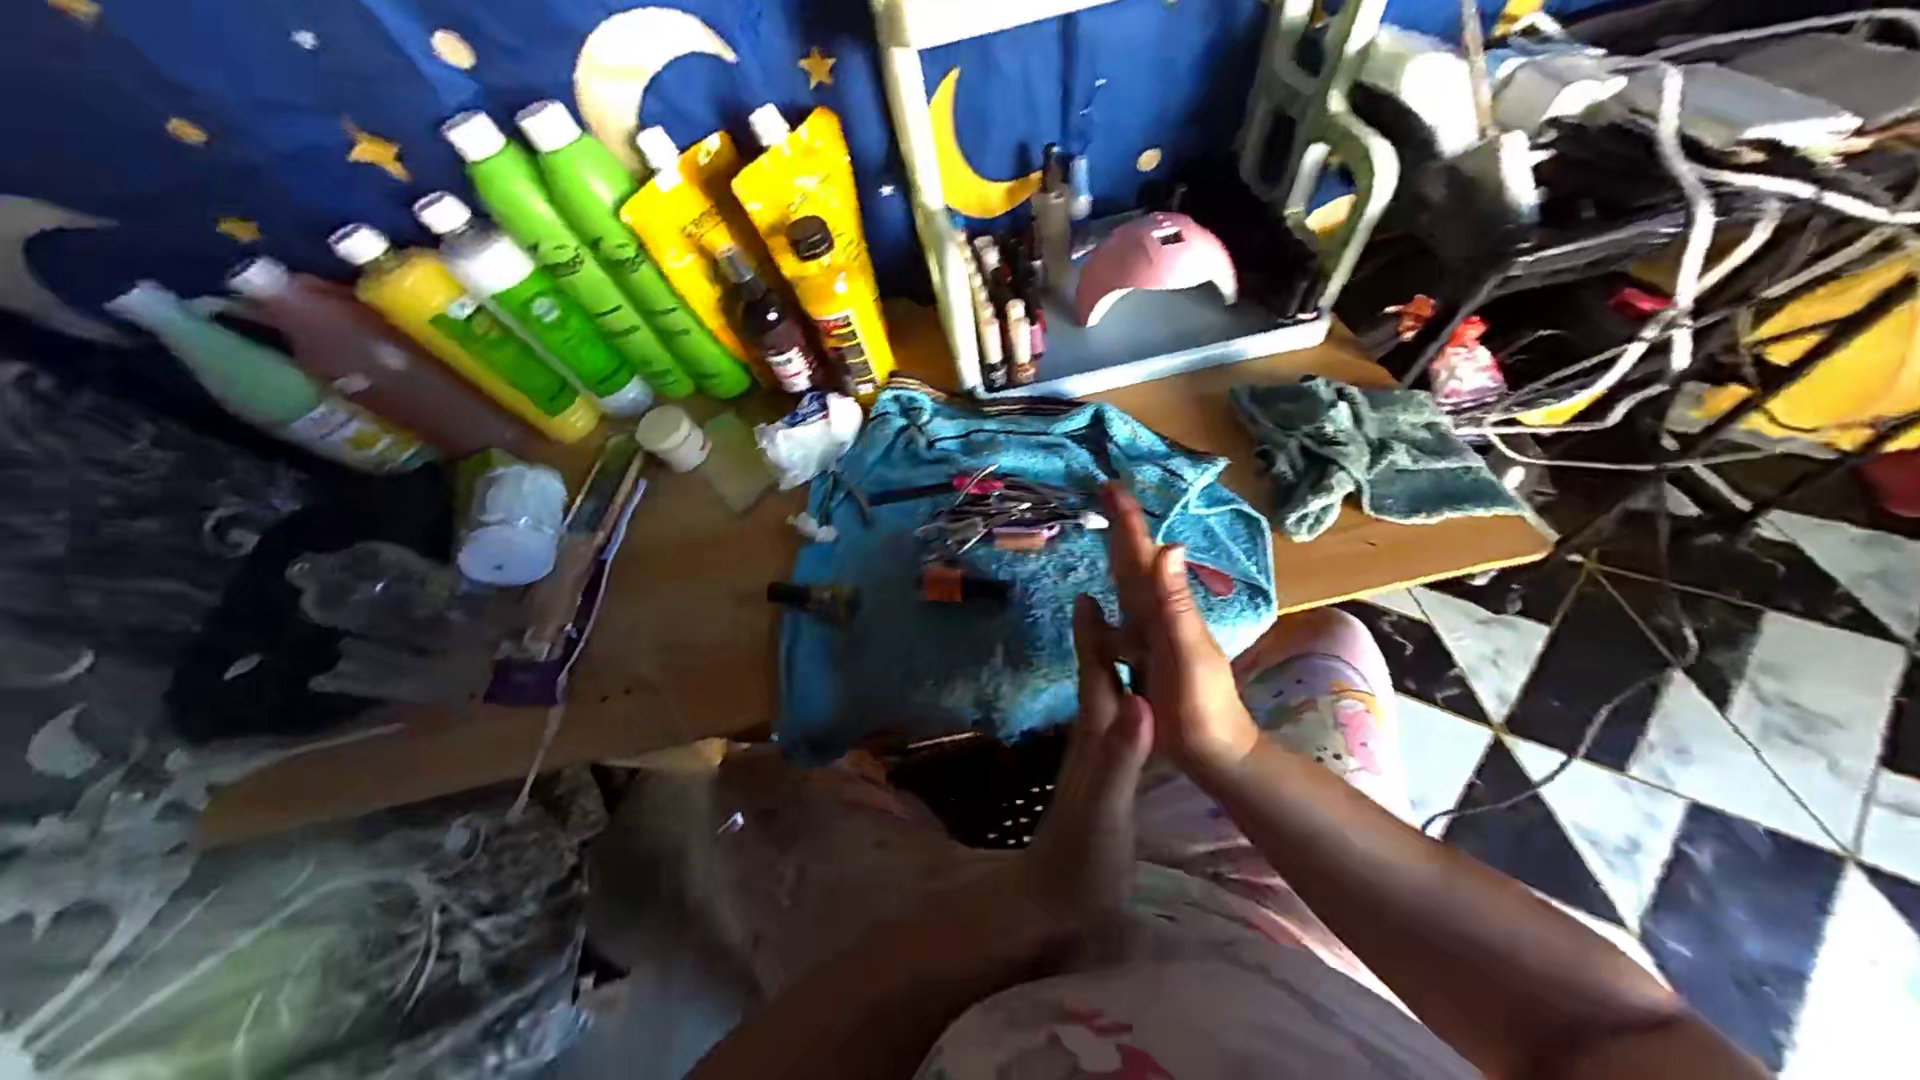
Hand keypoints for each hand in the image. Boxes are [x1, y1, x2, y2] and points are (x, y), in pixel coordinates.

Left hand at [1017, 594, 1153, 928]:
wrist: (1057, 897)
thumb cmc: (1083, 854)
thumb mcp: (1107, 807)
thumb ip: (1122, 757)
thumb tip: (1142, 701)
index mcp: (1096, 735)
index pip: (1095, 674)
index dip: (1093, 636)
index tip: (1089, 594)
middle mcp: (1094, 737)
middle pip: (1099, 676)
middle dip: (1105, 638)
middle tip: (1119, 599)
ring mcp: (1098, 757)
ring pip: (1107, 695)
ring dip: (1116, 663)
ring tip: (1133, 636)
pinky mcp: (1105, 776)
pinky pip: (1117, 721)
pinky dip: (1127, 697)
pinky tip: (1139, 698)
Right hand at [1100, 484, 1260, 776]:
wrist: (1212, 751)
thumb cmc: (1203, 706)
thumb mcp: (1189, 653)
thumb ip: (1176, 604)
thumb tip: (1168, 545)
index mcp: (1165, 608)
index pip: (1143, 555)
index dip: (1128, 520)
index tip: (1112, 486)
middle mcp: (1155, 615)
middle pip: (1132, 563)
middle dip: (1121, 526)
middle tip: (1104, 492)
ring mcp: (1147, 637)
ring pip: (1124, 587)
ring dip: (1112, 555)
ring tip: (1099, 528)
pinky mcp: (1138, 659)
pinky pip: (1112, 625)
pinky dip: (1099, 608)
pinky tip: (1087, 603)